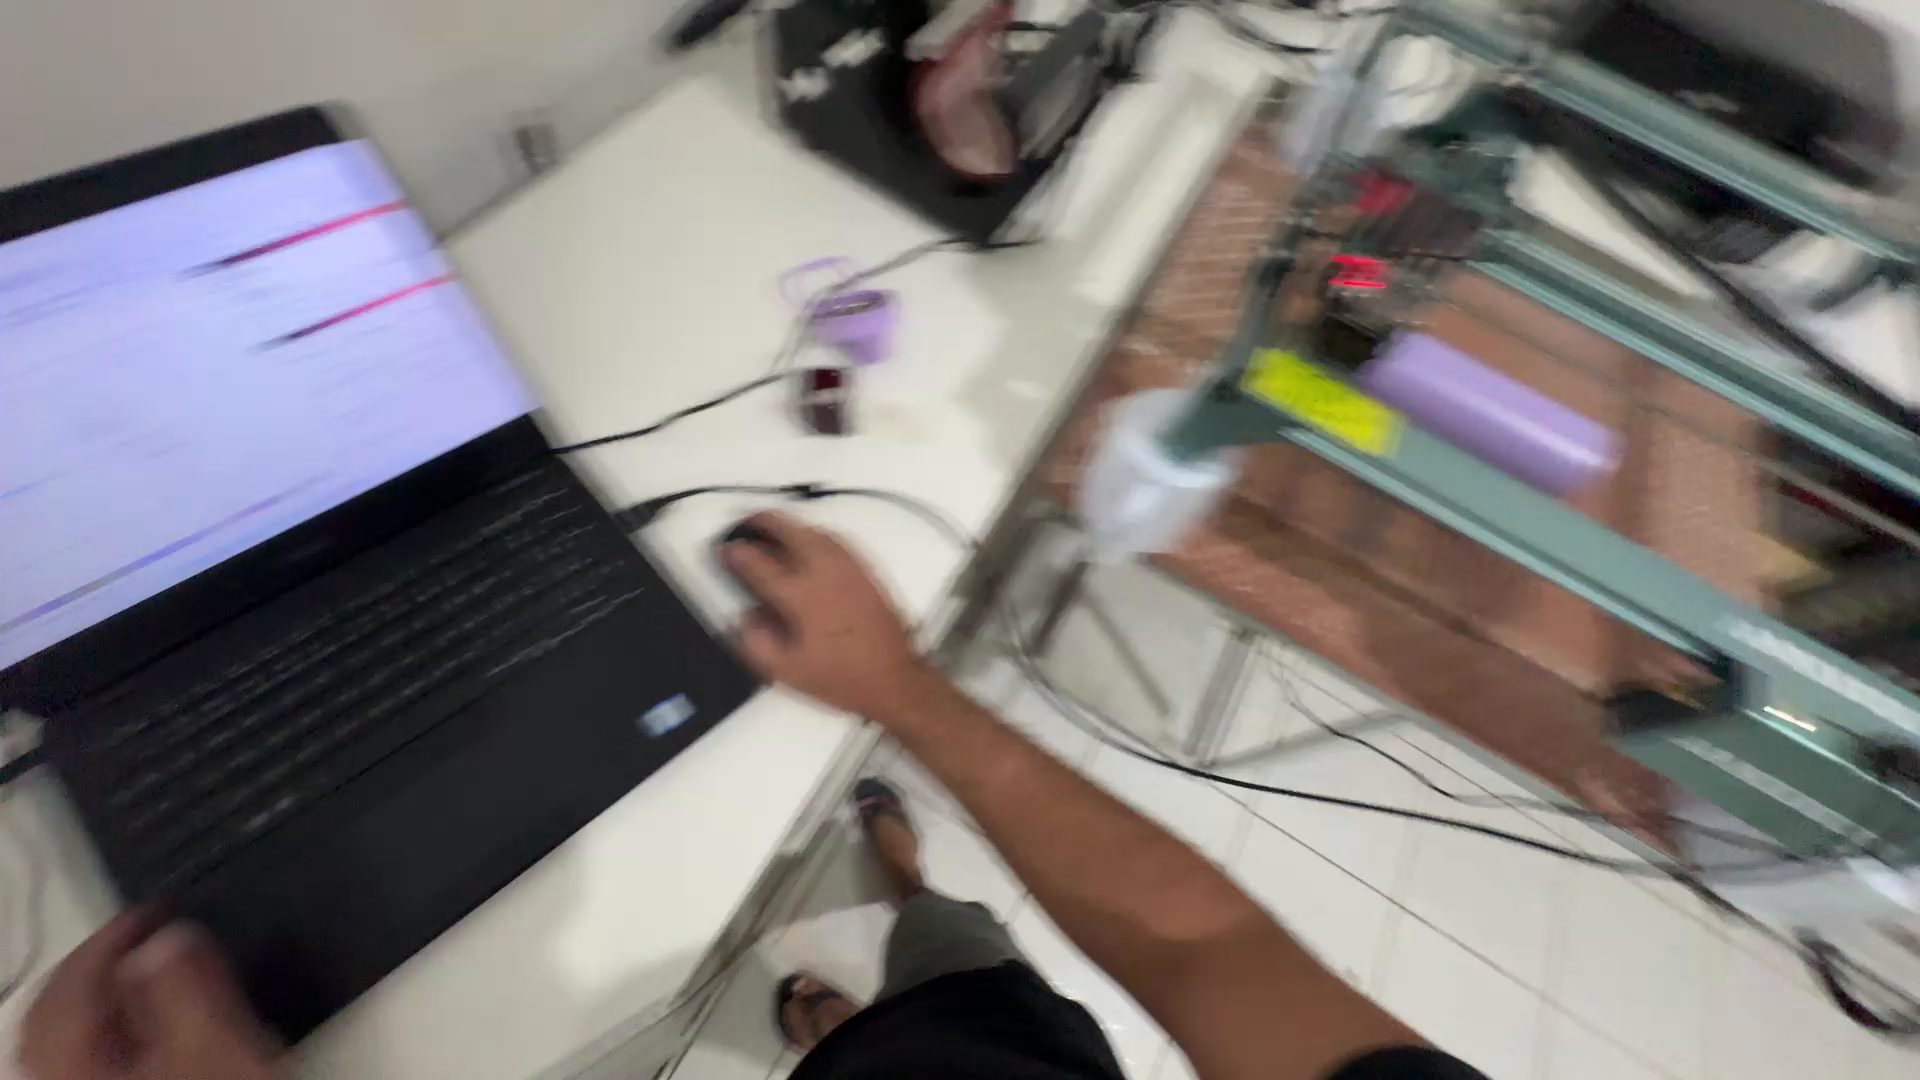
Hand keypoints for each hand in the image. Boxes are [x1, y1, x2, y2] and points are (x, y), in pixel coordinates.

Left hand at [19, 912, 282, 1079]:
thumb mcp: (217, 1044)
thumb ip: (186, 989)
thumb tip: (163, 937)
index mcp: (75, 1072)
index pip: (65, 994)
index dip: (106, 942)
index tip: (154, 909)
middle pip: (46, 1025)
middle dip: (89, 971)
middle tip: (144, 932)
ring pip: (57, 1050)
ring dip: (92, 1002)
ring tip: (141, 971)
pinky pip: (78, 1068)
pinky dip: (103, 1032)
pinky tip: (137, 1028)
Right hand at [721, 511, 936, 719]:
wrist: (894, 679)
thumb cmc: (844, 678)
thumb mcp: (788, 672)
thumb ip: (757, 643)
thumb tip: (745, 619)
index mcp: (804, 598)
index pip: (762, 565)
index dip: (739, 554)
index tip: (728, 550)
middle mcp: (828, 575)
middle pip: (793, 532)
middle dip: (766, 521)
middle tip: (749, 521)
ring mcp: (852, 570)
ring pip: (819, 532)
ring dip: (794, 524)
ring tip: (777, 526)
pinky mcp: (869, 573)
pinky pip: (841, 541)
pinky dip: (821, 533)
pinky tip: (814, 540)